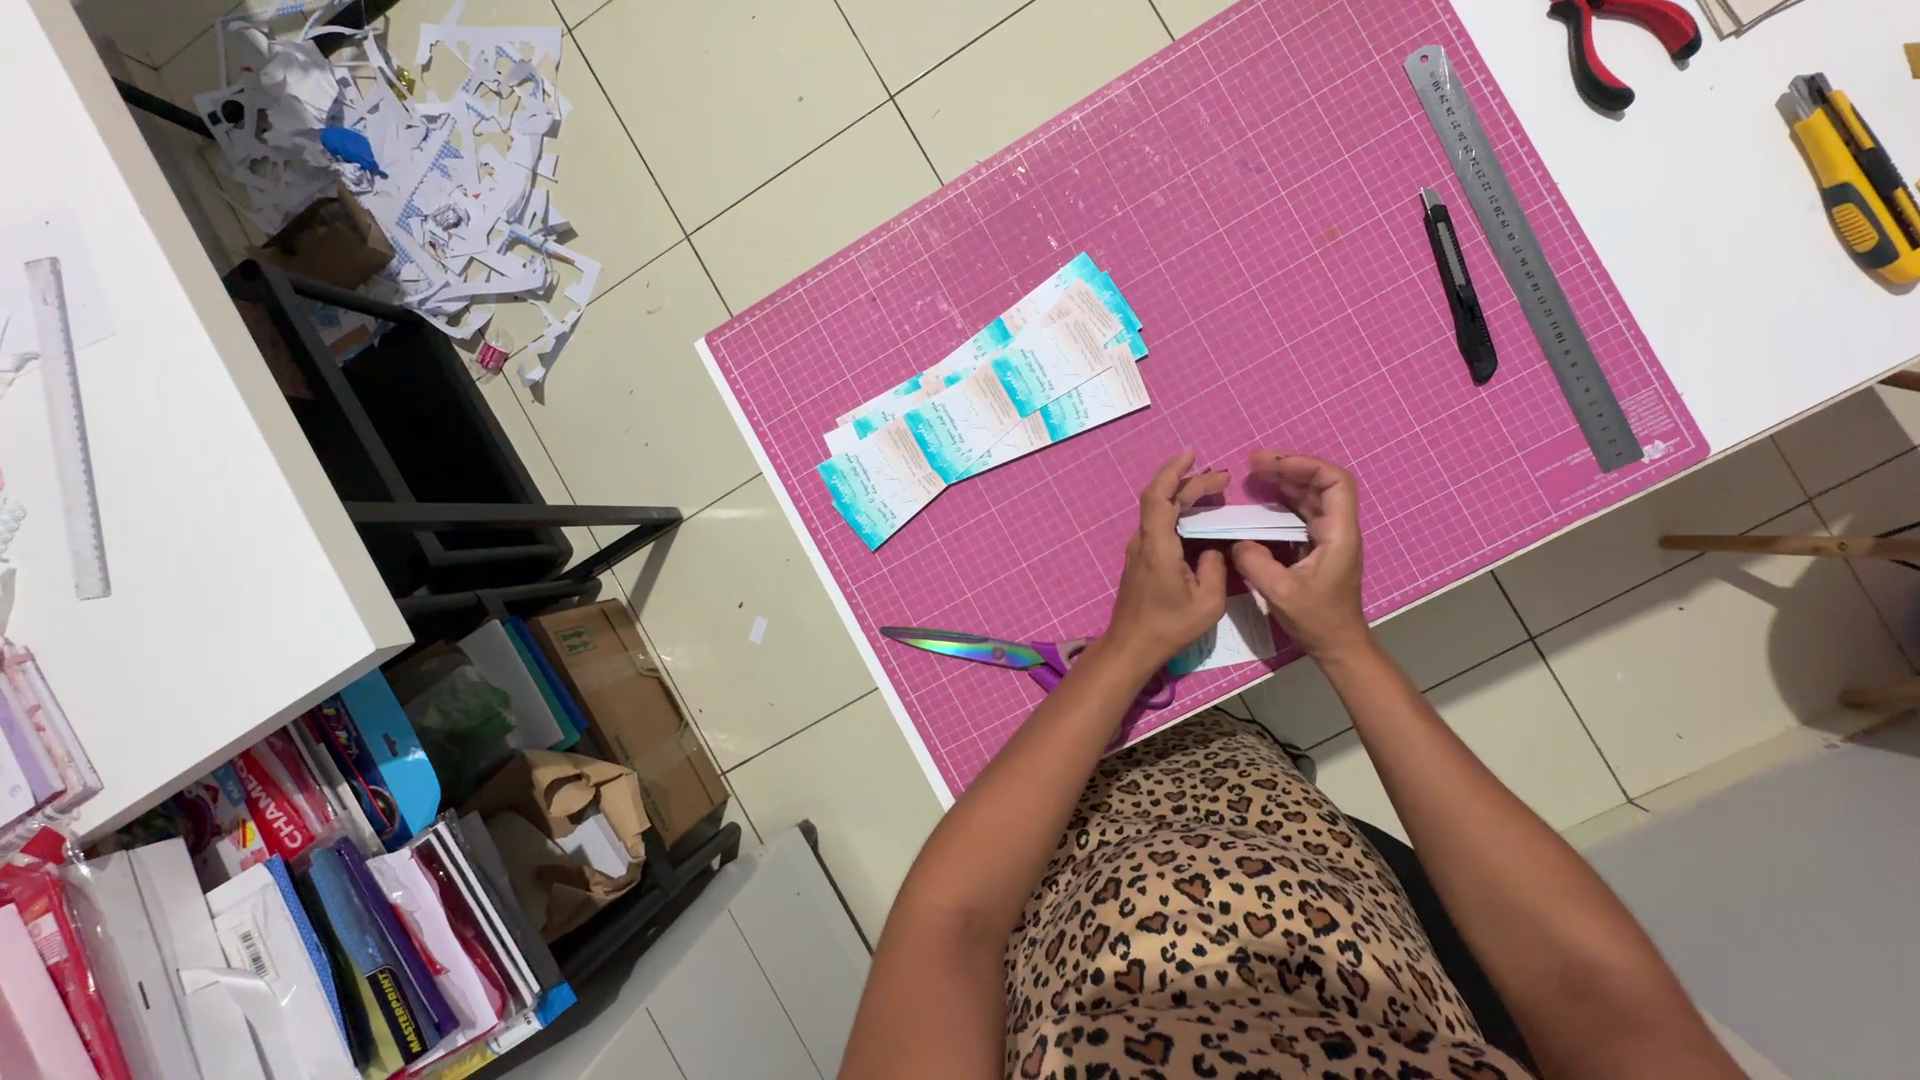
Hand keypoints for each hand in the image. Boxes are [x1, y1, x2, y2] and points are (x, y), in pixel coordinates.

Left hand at [1101, 451, 1228, 675]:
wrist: (1131, 646)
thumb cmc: (1169, 627)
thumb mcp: (1207, 603)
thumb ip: (1215, 569)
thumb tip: (1212, 549)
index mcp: (1157, 546)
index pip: (1158, 497)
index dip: (1172, 471)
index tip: (1192, 455)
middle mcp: (1143, 541)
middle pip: (1160, 499)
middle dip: (1190, 482)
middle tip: (1222, 478)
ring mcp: (1138, 550)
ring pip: (1158, 511)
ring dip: (1183, 496)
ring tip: (1214, 490)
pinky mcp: (1140, 559)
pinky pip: (1159, 525)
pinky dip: (1178, 513)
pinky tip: (1197, 516)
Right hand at [1231, 451, 1368, 658]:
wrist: (1336, 644)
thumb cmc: (1316, 619)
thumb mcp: (1280, 593)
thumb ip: (1255, 562)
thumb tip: (1238, 541)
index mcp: (1338, 533)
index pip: (1335, 482)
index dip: (1306, 466)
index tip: (1272, 465)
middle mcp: (1337, 528)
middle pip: (1321, 483)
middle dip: (1289, 467)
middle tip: (1253, 462)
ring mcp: (1327, 536)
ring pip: (1310, 495)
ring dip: (1284, 481)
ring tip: (1254, 472)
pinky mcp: (1316, 545)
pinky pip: (1300, 512)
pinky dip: (1281, 500)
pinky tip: (1260, 498)